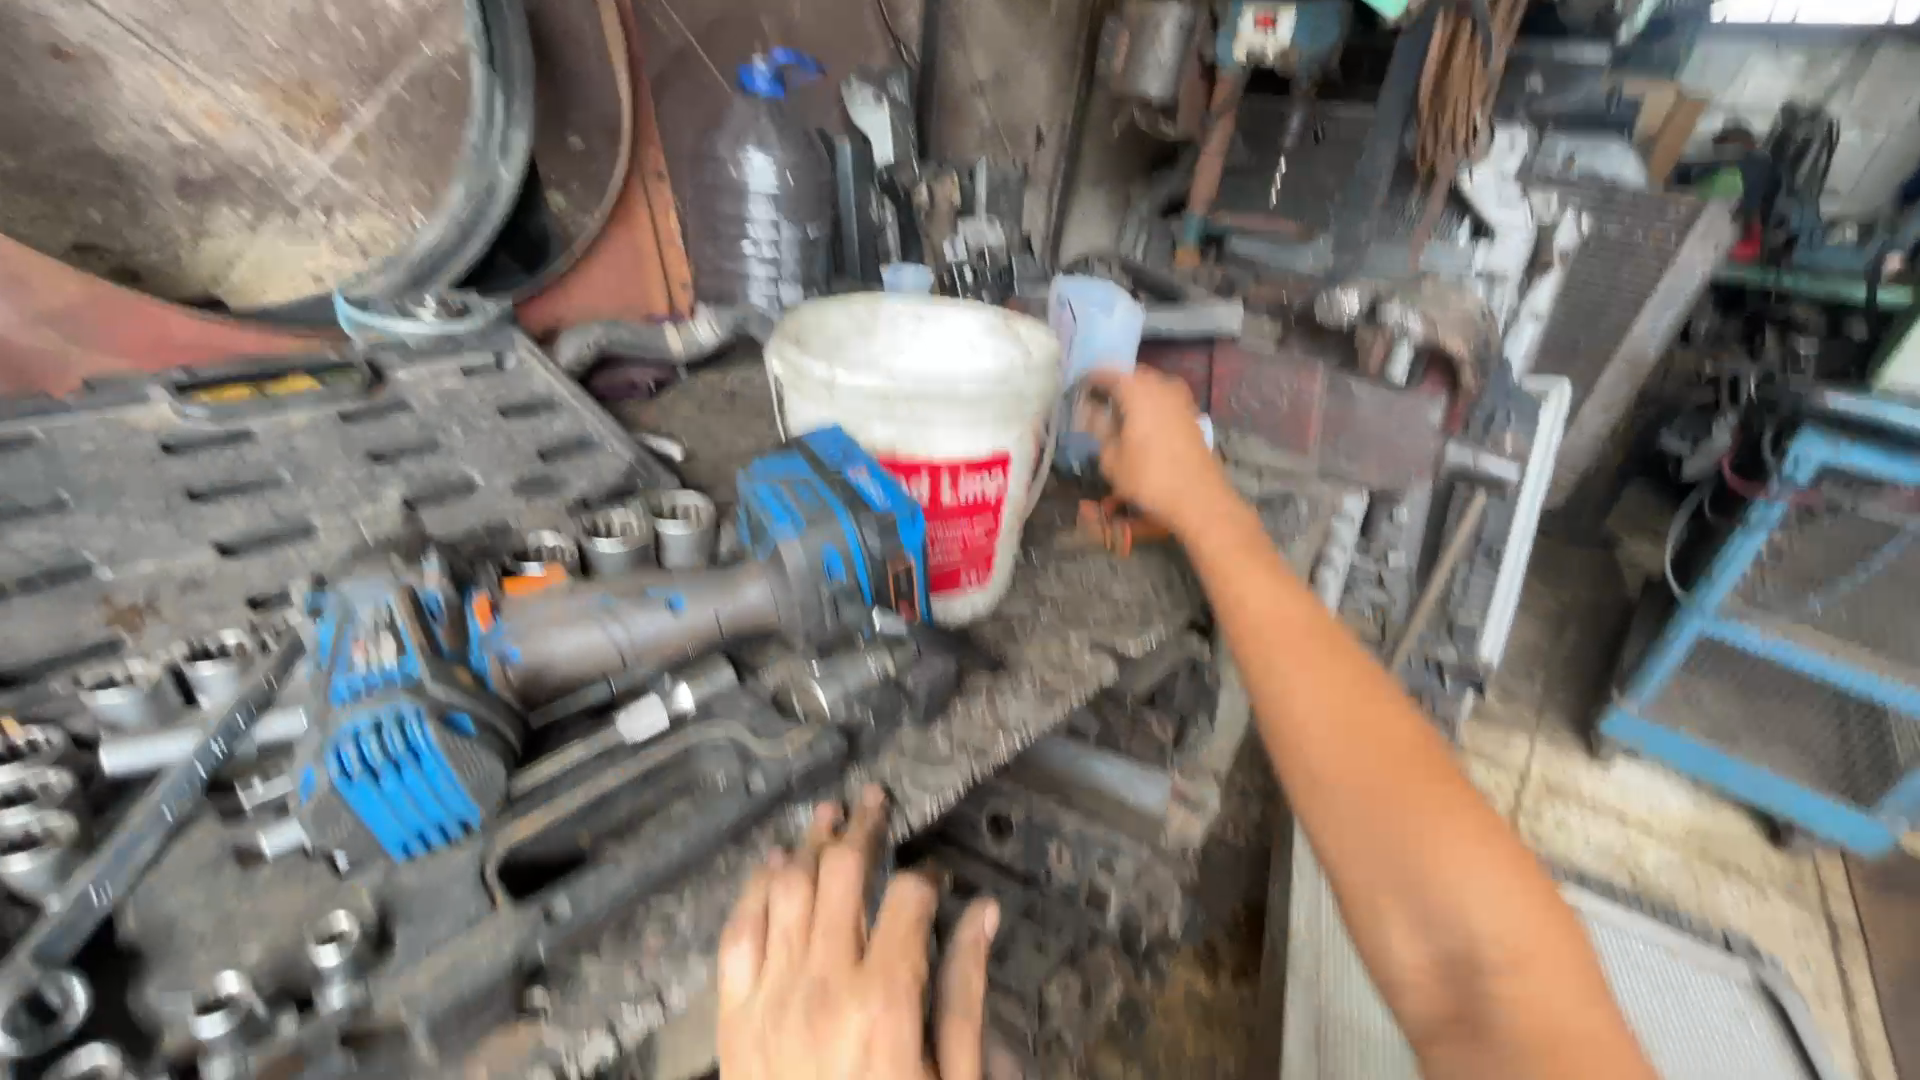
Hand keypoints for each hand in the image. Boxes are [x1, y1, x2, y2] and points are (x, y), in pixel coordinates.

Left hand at [717, 785, 1000, 1079]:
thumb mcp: (953, 1078)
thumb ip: (965, 990)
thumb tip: (985, 912)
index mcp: (885, 997)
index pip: (911, 898)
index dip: (928, 878)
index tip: (936, 879)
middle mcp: (823, 980)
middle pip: (844, 871)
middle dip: (864, 827)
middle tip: (875, 800)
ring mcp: (770, 993)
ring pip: (788, 887)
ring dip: (810, 843)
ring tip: (829, 815)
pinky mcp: (733, 1014)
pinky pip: (737, 932)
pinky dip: (754, 888)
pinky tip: (773, 863)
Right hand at [1087, 369, 1233, 535]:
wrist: (1198, 497)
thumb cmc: (1148, 478)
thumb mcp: (1111, 459)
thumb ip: (1099, 429)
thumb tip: (1090, 412)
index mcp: (1138, 392)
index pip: (1109, 374)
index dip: (1092, 379)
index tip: (1080, 388)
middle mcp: (1161, 387)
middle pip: (1133, 375)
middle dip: (1115, 384)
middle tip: (1099, 400)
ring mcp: (1180, 399)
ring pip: (1152, 385)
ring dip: (1135, 392)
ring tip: (1119, 411)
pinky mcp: (1191, 414)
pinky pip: (1165, 398)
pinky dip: (1152, 403)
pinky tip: (1143, 421)